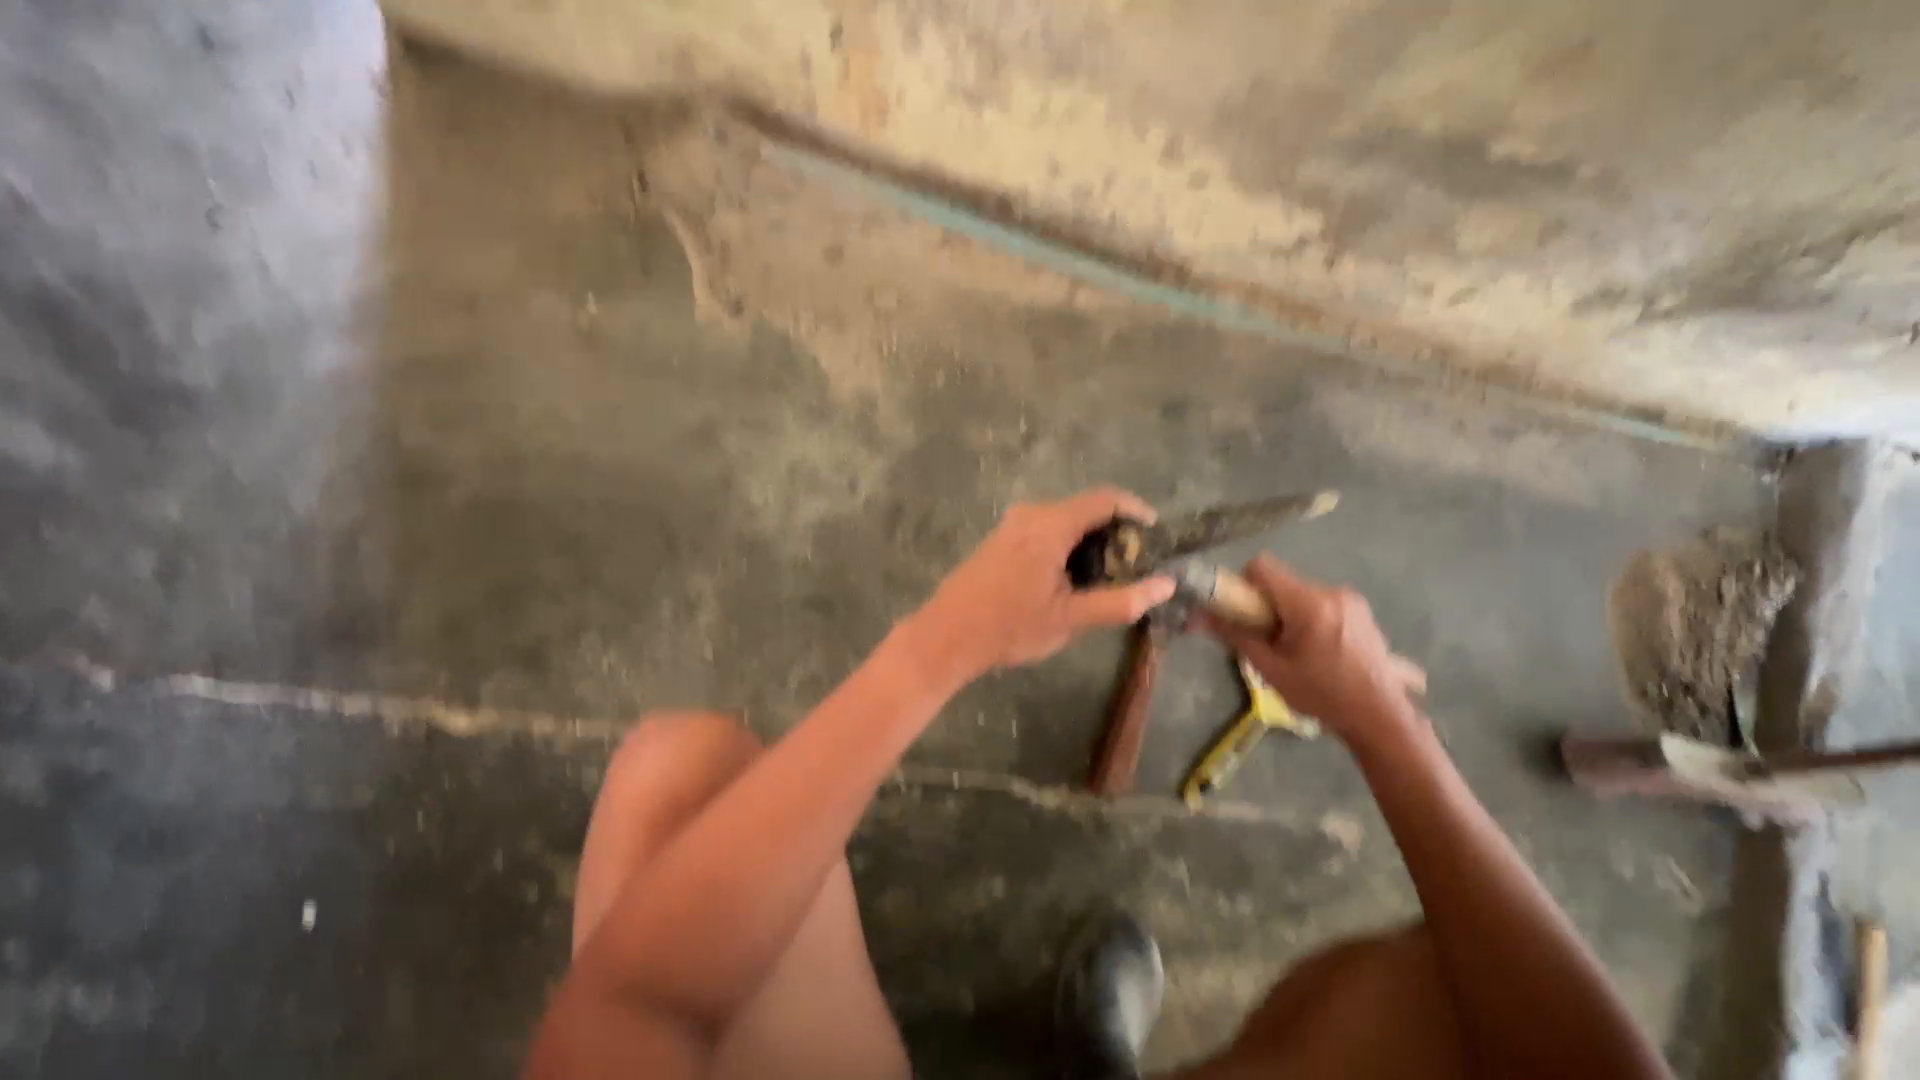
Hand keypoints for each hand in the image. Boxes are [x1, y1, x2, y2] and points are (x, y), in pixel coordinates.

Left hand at [908, 488, 1177, 682]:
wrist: (946, 637)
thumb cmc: (1010, 627)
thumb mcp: (1071, 619)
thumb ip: (1121, 601)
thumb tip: (1167, 585)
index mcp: (1051, 525)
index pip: (1106, 499)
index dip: (1137, 510)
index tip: (1158, 535)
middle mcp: (1031, 514)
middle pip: (1085, 509)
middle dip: (1115, 533)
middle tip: (1136, 567)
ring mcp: (1011, 526)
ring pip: (1064, 522)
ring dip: (1090, 543)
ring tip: (1108, 579)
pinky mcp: (1000, 541)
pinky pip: (1045, 532)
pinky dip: (1067, 548)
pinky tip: (1071, 582)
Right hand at [1201, 555, 1425, 744]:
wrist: (1380, 717)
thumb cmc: (1322, 695)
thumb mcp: (1271, 669)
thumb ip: (1236, 636)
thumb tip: (1197, 617)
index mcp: (1309, 603)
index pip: (1262, 566)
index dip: (1243, 585)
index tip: (1242, 614)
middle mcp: (1331, 592)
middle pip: (1282, 582)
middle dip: (1266, 605)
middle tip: (1266, 641)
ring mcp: (1350, 600)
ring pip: (1300, 593)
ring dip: (1287, 613)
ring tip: (1294, 651)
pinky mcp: (1360, 610)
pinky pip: (1320, 603)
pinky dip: (1307, 618)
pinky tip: (1317, 652)